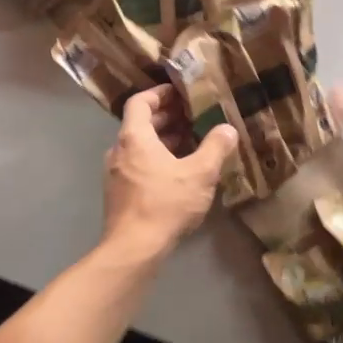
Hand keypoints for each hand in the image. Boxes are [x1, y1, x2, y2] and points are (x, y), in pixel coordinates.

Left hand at [103, 85, 239, 260]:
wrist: (133, 248)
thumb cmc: (165, 204)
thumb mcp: (200, 174)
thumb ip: (215, 148)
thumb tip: (228, 129)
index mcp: (134, 137)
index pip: (140, 102)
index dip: (159, 94)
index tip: (179, 93)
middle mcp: (118, 150)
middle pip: (139, 124)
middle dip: (166, 118)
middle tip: (193, 117)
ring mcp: (114, 173)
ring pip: (139, 147)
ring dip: (162, 141)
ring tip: (190, 144)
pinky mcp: (118, 194)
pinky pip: (137, 165)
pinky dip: (155, 160)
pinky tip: (177, 173)